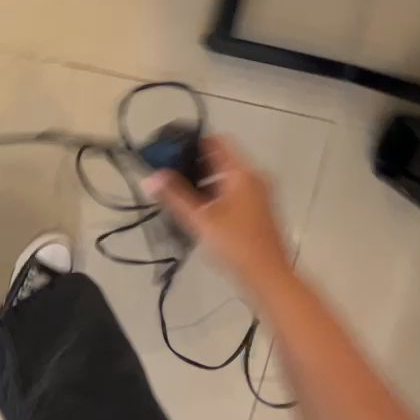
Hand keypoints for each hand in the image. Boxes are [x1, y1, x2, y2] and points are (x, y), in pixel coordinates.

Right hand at [144, 136, 289, 284]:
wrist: (269, 278)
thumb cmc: (235, 244)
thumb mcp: (199, 220)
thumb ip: (174, 196)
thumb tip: (150, 178)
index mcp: (242, 173)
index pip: (216, 141)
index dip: (193, 142)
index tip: (171, 151)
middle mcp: (255, 177)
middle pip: (222, 158)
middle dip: (197, 164)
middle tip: (172, 175)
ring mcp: (261, 193)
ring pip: (229, 175)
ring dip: (207, 180)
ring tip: (183, 194)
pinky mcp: (262, 208)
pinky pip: (237, 188)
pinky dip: (219, 191)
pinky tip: (203, 210)